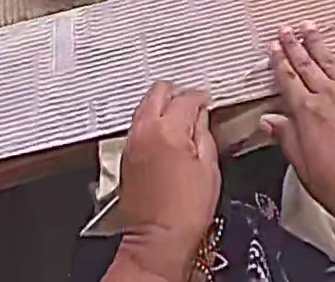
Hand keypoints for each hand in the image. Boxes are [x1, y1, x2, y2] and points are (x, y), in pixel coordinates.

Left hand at [114, 82, 219, 280]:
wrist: (156, 243)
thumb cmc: (184, 213)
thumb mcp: (209, 168)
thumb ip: (205, 132)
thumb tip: (202, 115)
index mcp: (169, 130)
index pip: (187, 97)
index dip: (201, 97)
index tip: (208, 102)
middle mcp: (146, 129)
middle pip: (159, 90)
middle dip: (178, 92)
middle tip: (193, 103)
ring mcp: (132, 140)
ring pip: (146, 103)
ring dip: (163, 103)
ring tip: (180, 116)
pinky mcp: (126, 153)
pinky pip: (139, 121)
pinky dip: (152, 118)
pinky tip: (166, 131)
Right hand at [262, 24, 334, 234]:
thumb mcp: (304, 167)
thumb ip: (286, 139)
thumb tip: (268, 121)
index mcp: (306, 112)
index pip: (288, 81)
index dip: (279, 62)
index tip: (273, 47)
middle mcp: (326, 95)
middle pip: (306, 65)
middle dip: (294, 45)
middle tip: (285, 28)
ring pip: (330, 60)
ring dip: (318, 41)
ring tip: (309, 25)